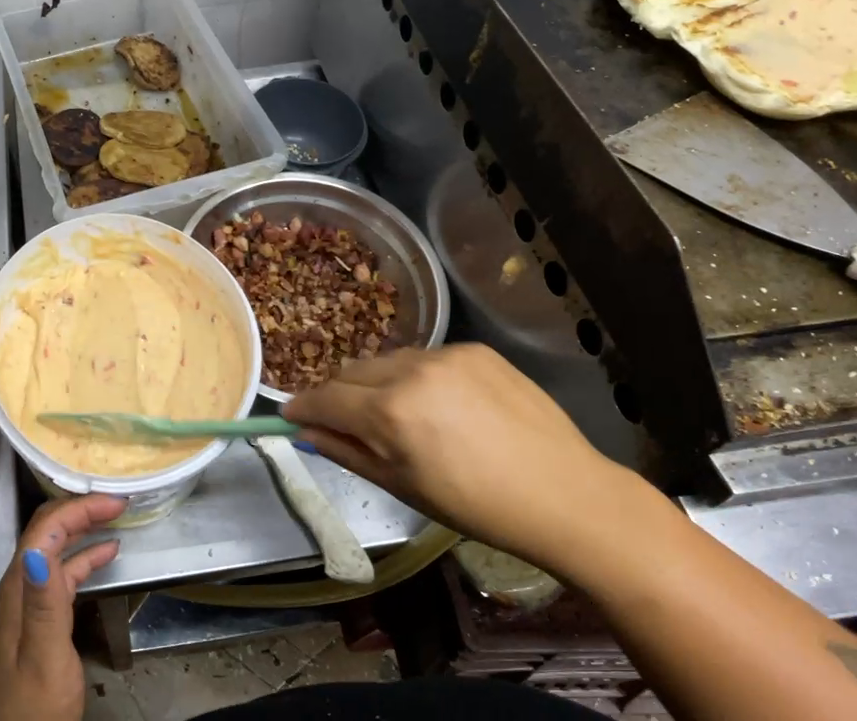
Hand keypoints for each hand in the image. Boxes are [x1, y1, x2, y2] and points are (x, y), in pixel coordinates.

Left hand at [0, 494, 125, 720]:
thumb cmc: (35, 707)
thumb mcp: (44, 657)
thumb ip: (44, 603)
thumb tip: (39, 549)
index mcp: (19, 588)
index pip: (45, 530)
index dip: (78, 508)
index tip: (116, 501)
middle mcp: (20, 585)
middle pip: (47, 531)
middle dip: (80, 509)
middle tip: (121, 502)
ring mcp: (29, 601)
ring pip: (55, 547)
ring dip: (83, 527)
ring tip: (118, 516)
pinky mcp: (41, 617)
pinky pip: (63, 572)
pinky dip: (85, 556)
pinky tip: (108, 553)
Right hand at [282, 344, 658, 576]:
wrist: (566, 494)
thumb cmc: (478, 506)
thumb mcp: (403, 486)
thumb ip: (347, 451)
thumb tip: (307, 431)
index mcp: (390, 412)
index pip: (324, 397)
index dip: (302, 406)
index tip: (290, 415)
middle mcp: (411, 371)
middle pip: (350, 372)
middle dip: (339, 395)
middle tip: (345, 422)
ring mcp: (446, 355)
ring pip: (387, 361)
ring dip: (378, 383)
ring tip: (401, 416)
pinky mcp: (475, 349)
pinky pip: (425, 358)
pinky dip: (417, 378)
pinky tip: (442, 406)